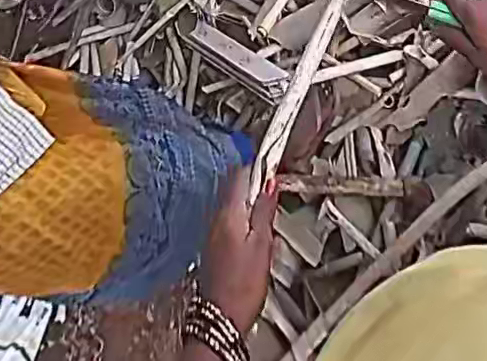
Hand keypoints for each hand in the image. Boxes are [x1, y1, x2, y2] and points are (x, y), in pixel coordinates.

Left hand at [199, 169, 276, 329]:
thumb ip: (265, 211)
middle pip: (234, 186)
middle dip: (253, 184)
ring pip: (231, 202)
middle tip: (273, 193)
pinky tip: (252, 234)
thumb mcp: (262, 245)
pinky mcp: (213, 243)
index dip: (258, 168)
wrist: (220, 318)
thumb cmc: (244, 285)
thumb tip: (270, 182)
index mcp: (229, 212)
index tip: (273, 171)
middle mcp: (216, 216)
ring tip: (266, 216)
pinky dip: (241, 218)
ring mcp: (212, 229)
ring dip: (248, 202)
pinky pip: (228, 218)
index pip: (240, 174)